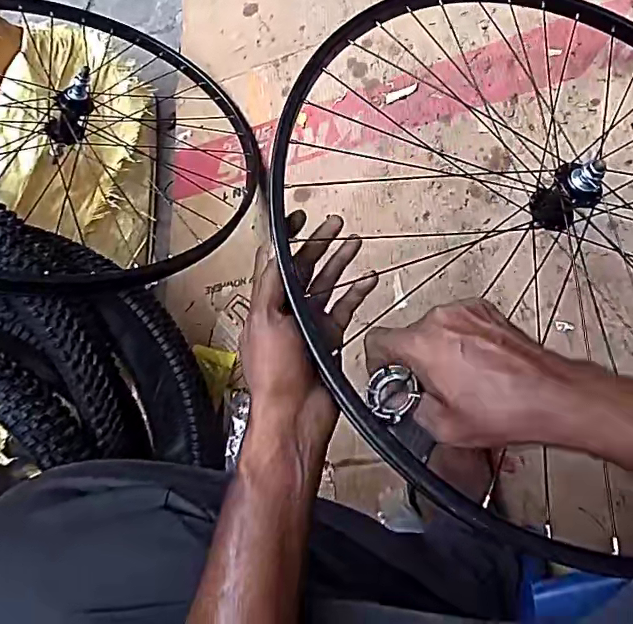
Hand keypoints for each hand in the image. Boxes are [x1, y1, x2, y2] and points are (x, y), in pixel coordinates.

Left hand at [241, 212, 376, 455]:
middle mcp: (288, 309)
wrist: (294, 416)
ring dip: (340, 261)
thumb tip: (273, 251)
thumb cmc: (274, 372)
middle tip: (335, 223)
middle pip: (305, 267)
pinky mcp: (330, 336)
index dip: (285, 237)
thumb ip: (271, 284)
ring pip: (327, 283)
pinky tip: (368, 278)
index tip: (298, 217)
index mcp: (267, 303)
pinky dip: (356, 291)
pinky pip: (345, 307)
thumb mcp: (265, 320)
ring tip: (355, 241)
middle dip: (319, 242)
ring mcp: (310, 322)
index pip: (275, 261)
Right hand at [364, 300, 593, 449]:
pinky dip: (462, 340)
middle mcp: (441, 318)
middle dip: (414, 361)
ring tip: (462, 380)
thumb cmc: (505, 409)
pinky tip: (478, 367)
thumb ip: (410, 407)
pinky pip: (460, 322)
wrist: (550, 393)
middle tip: (430, 389)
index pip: (378, 340)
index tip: (388, 377)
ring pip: (436, 329)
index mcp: (423, 343)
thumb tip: (401, 396)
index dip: (377, 363)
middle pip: (409, 336)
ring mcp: (466, 310)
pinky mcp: (485, 310)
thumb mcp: (444, 427)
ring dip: (439, 350)